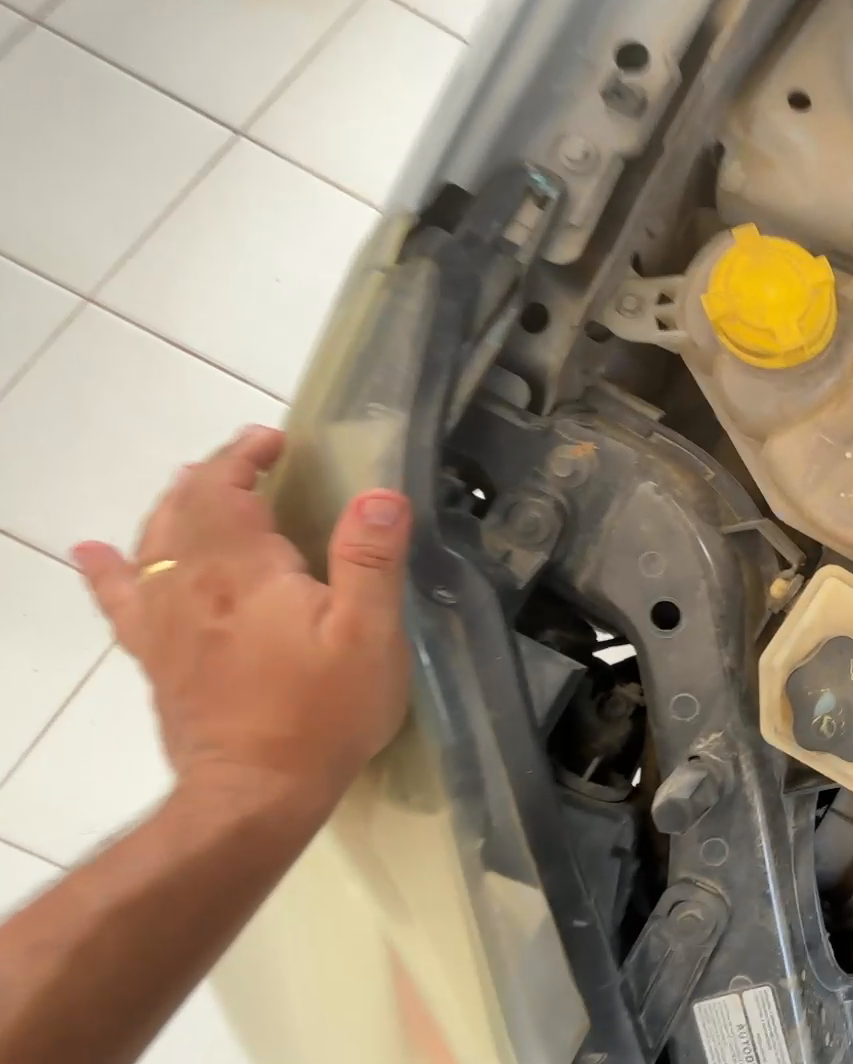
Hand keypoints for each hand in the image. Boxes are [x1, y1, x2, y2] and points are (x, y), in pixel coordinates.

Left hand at [71, 426, 413, 810]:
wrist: (257, 790)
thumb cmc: (326, 708)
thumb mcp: (370, 632)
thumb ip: (370, 561)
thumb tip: (378, 495)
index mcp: (242, 574)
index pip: (224, 493)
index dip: (244, 458)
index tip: (276, 440)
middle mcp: (188, 587)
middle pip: (183, 511)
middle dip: (213, 474)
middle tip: (254, 458)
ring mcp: (163, 622)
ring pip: (152, 544)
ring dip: (173, 506)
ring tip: (197, 486)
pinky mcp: (157, 655)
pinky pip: (119, 599)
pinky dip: (108, 569)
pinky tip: (96, 553)